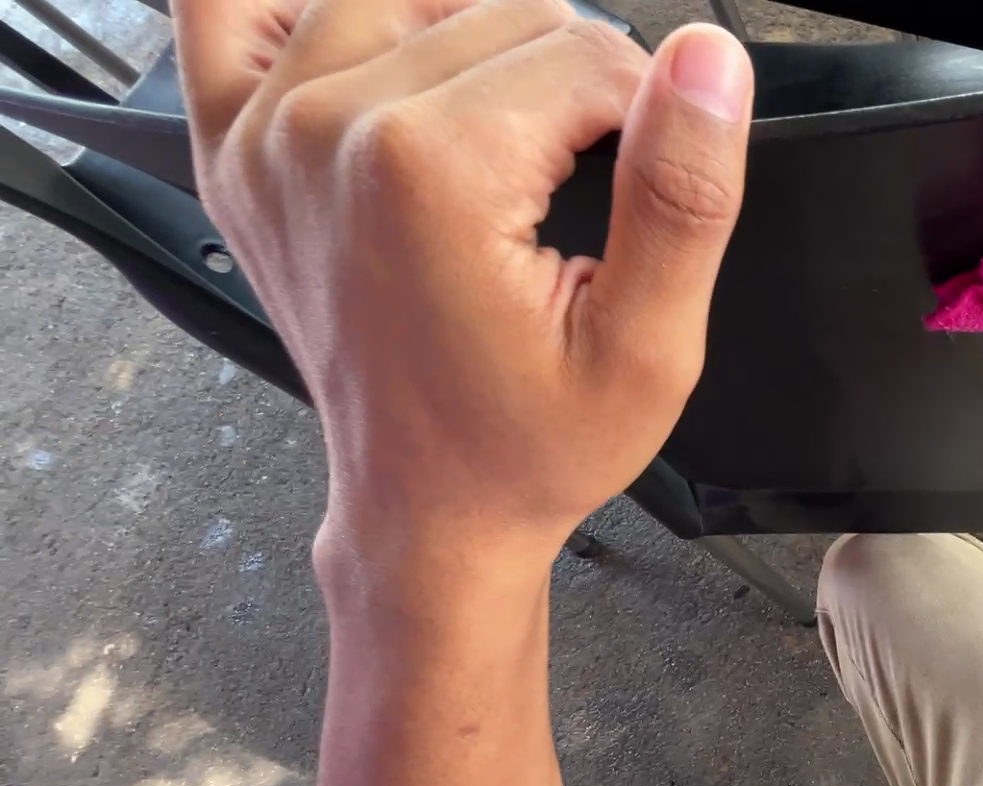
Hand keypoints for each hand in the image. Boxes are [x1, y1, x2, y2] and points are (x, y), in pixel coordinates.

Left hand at [176, 0, 753, 566]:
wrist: (435, 506)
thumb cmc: (535, 446)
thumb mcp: (648, 349)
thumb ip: (681, 199)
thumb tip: (710, 63)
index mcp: (437, 171)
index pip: (593, 53)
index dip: (659, 122)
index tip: (659, 200)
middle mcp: (330, 123)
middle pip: (512, 16)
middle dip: (587, 97)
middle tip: (604, 202)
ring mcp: (266, 127)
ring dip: (502, 62)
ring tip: (533, 162)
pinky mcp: (240, 143)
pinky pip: (254, 4)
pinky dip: (351, 19)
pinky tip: (411, 78)